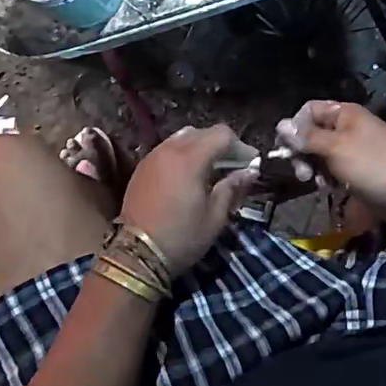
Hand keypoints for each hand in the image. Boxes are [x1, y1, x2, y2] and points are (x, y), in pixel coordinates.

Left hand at [118, 125, 258, 271]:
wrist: (136, 253)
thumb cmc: (182, 237)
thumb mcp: (215, 217)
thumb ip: (232, 187)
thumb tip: (250, 171)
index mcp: (190, 159)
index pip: (222, 134)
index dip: (239, 146)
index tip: (248, 164)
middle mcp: (170, 150)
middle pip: (202, 132)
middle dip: (221, 145)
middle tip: (233, 167)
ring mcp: (152, 156)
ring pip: (182, 138)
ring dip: (200, 147)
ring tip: (210, 170)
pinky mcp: (141, 167)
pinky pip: (167, 149)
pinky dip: (182, 154)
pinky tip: (188, 175)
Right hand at [277, 101, 385, 223]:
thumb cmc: (373, 165)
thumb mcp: (335, 148)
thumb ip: (306, 137)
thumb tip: (280, 125)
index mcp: (345, 113)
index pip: (308, 110)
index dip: (294, 127)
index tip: (287, 149)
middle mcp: (348, 127)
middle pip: (312, 133)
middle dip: (302, 152)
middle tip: (302, 173)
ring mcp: (354, 149)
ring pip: (320, 153)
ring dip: (313, 167)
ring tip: (317, 182)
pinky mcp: (358, 169)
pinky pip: (333, 168)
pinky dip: (327, 177)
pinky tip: (329, 188)